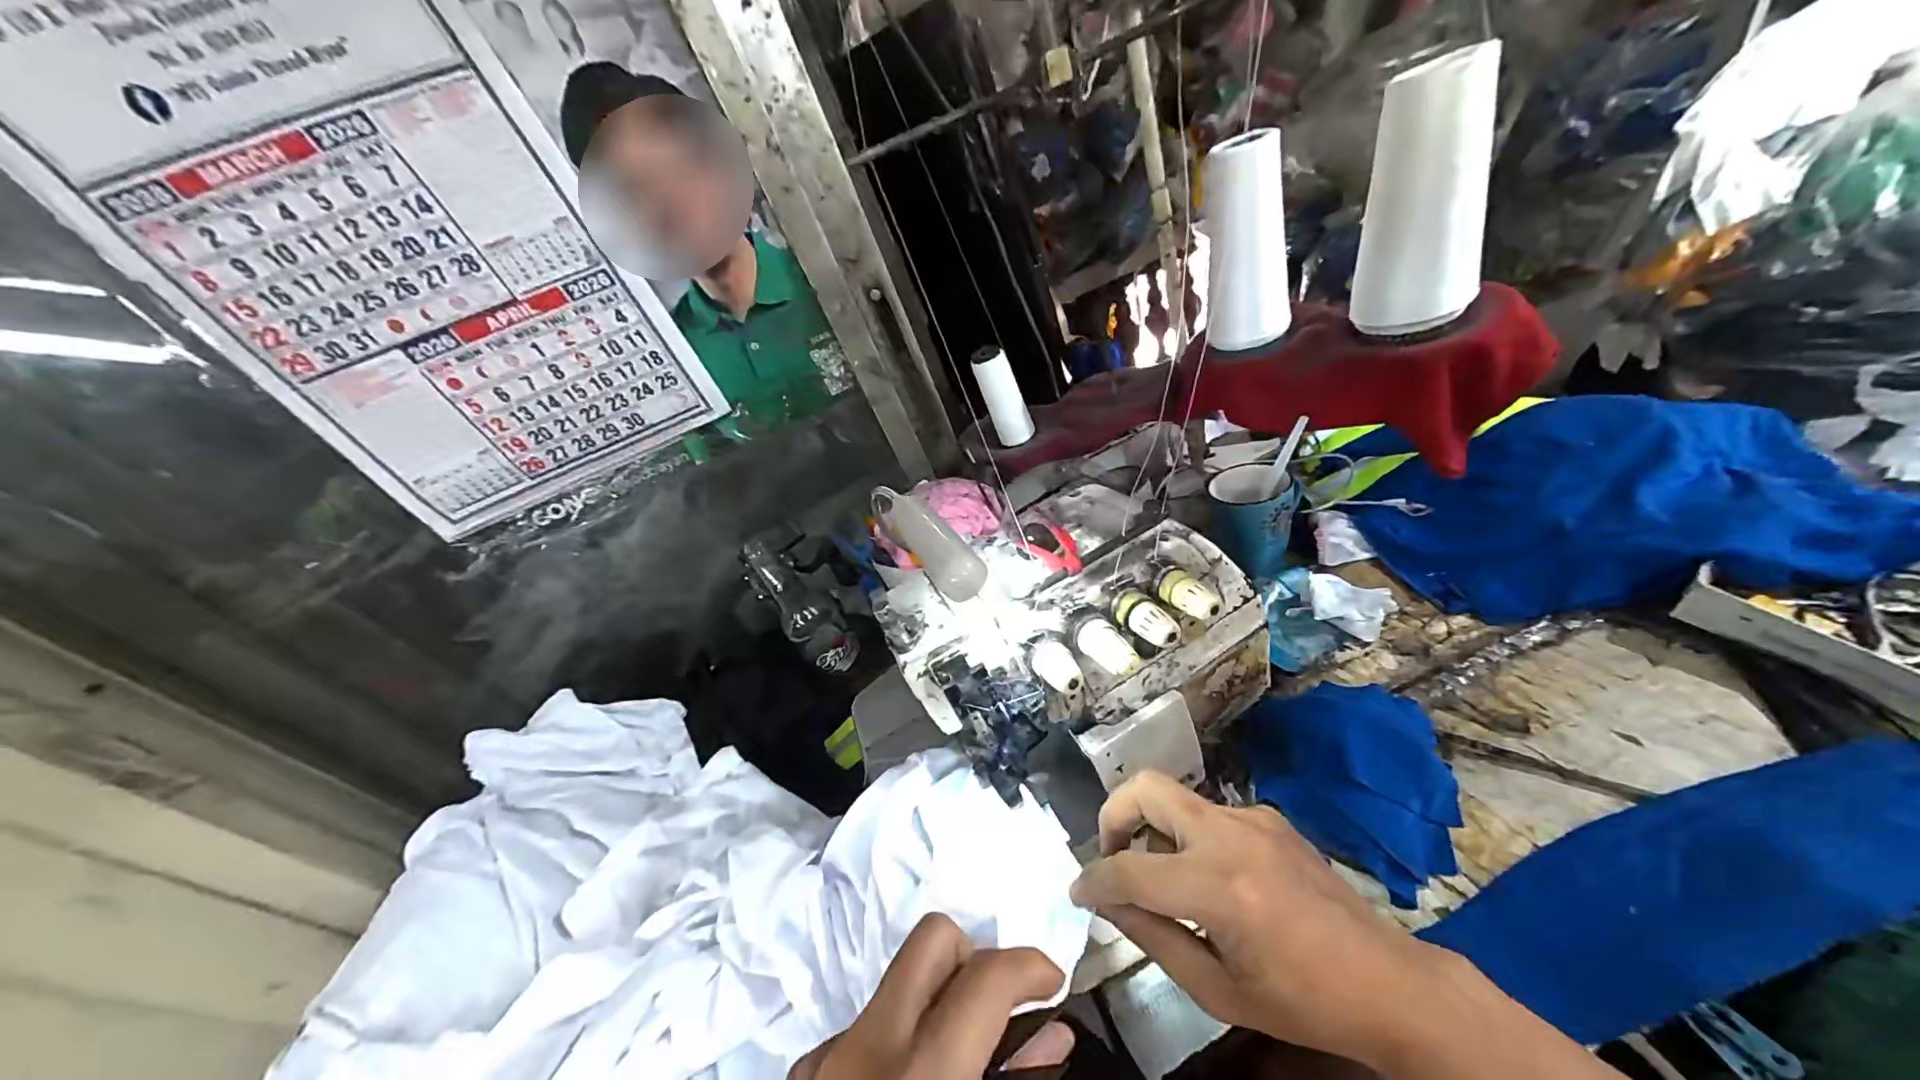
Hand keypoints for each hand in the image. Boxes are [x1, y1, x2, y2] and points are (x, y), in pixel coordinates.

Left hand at [789, 913, 1074, 1079]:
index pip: (987, 975)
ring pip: (894, 983)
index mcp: (924, 1068)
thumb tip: (1051, 1032)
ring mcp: (826, 1057)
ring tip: (955, 1050)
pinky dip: (892, 1042)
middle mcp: (868, 1046)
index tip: (1052, 983)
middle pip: (930, 938)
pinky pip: (860, 1028)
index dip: (1032, 966)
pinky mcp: (804, 1071)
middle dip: (974, 954)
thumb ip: (1020, 1077)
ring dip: (933, 1001)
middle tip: (997, 1003)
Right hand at [1068, 771, 1448, 1066]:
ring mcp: (1253, 819)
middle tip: (1111, 859)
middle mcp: (1231, 835)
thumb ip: (1152, 938)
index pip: (1128, 869)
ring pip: (1175, 797)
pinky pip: (1208, 813)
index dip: (1092, 881)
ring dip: (1151, 827)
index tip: (1078, 894)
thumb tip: (1107, 903)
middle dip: (1112, 817)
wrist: (1392, 984)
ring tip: (1160, 876)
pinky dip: (1188, 834)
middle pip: (1145, 788)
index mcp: (1218, 887)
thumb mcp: (1217, 990)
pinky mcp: (1270, 818)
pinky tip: (1207, 876)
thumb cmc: (1304, 1002)